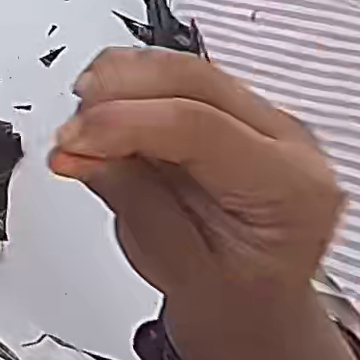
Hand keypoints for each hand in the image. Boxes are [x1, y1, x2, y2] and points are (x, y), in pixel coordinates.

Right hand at [48, 47, 343, 304]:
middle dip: (113, 93)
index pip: (198, 126)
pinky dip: (121, 81)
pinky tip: (98, 110)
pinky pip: (167, 71)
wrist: (251, 295)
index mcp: (289, 188)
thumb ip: (131, 199)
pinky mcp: (222, 106)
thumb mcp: (176, 265)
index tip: (71, 141)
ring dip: (113, 82)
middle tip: (70, 131)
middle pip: (188, 78)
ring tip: (81, 125)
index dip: (120, 125)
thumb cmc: (229, 290)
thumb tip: (82, 149)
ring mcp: (255, 114)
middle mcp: (283, 139)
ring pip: (175, 64)